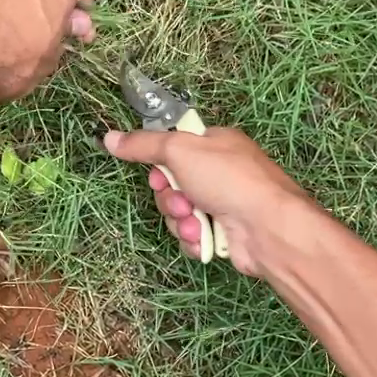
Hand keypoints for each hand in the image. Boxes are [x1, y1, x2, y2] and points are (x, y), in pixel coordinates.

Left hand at [0, 0, 95, 107]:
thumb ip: (65, 34)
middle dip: (53, 3)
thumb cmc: (12, 62)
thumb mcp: (50, 57)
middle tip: (50, 33)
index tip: (79, 27)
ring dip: (25, 4)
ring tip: (17, 35)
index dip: (84, 5)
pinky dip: (0, 7)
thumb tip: (76, 23)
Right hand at [102, 127, 315, 277]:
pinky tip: (204, 240)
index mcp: (214, 144)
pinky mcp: (222, 232)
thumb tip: (108, 137)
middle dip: (170, 200)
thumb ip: (143, 145)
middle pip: (171, 186)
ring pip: (179, 214)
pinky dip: (194, 239)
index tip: (158, 177)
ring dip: (181, 222)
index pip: (172, 150)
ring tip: (198, 225)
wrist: (267, 228)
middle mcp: (218, 172)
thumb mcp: (180, 150)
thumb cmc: (228, 180)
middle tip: (182, 204)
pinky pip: (192, 235)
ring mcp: (222, 204)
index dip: (159, 167)